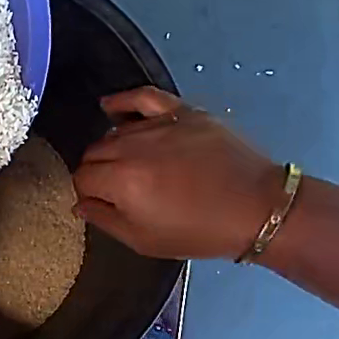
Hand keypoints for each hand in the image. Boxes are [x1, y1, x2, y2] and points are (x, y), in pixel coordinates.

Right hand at [72, 87, 285, 260]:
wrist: (258, 210)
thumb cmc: (198, 231)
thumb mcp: (143, 240)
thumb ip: (104, 219)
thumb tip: (80, 204)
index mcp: (121, 181)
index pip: (82, 178)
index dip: (86, 192)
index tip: (98, 202)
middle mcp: (133, 148)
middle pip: (93, 152)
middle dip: (96, 170)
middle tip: (113, 188)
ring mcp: (159, 126)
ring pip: (114, 132)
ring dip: (112, 148)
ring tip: (126, 165)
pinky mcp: (183, 113)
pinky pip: (144, 98)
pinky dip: (123, 101)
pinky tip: (110, 107)